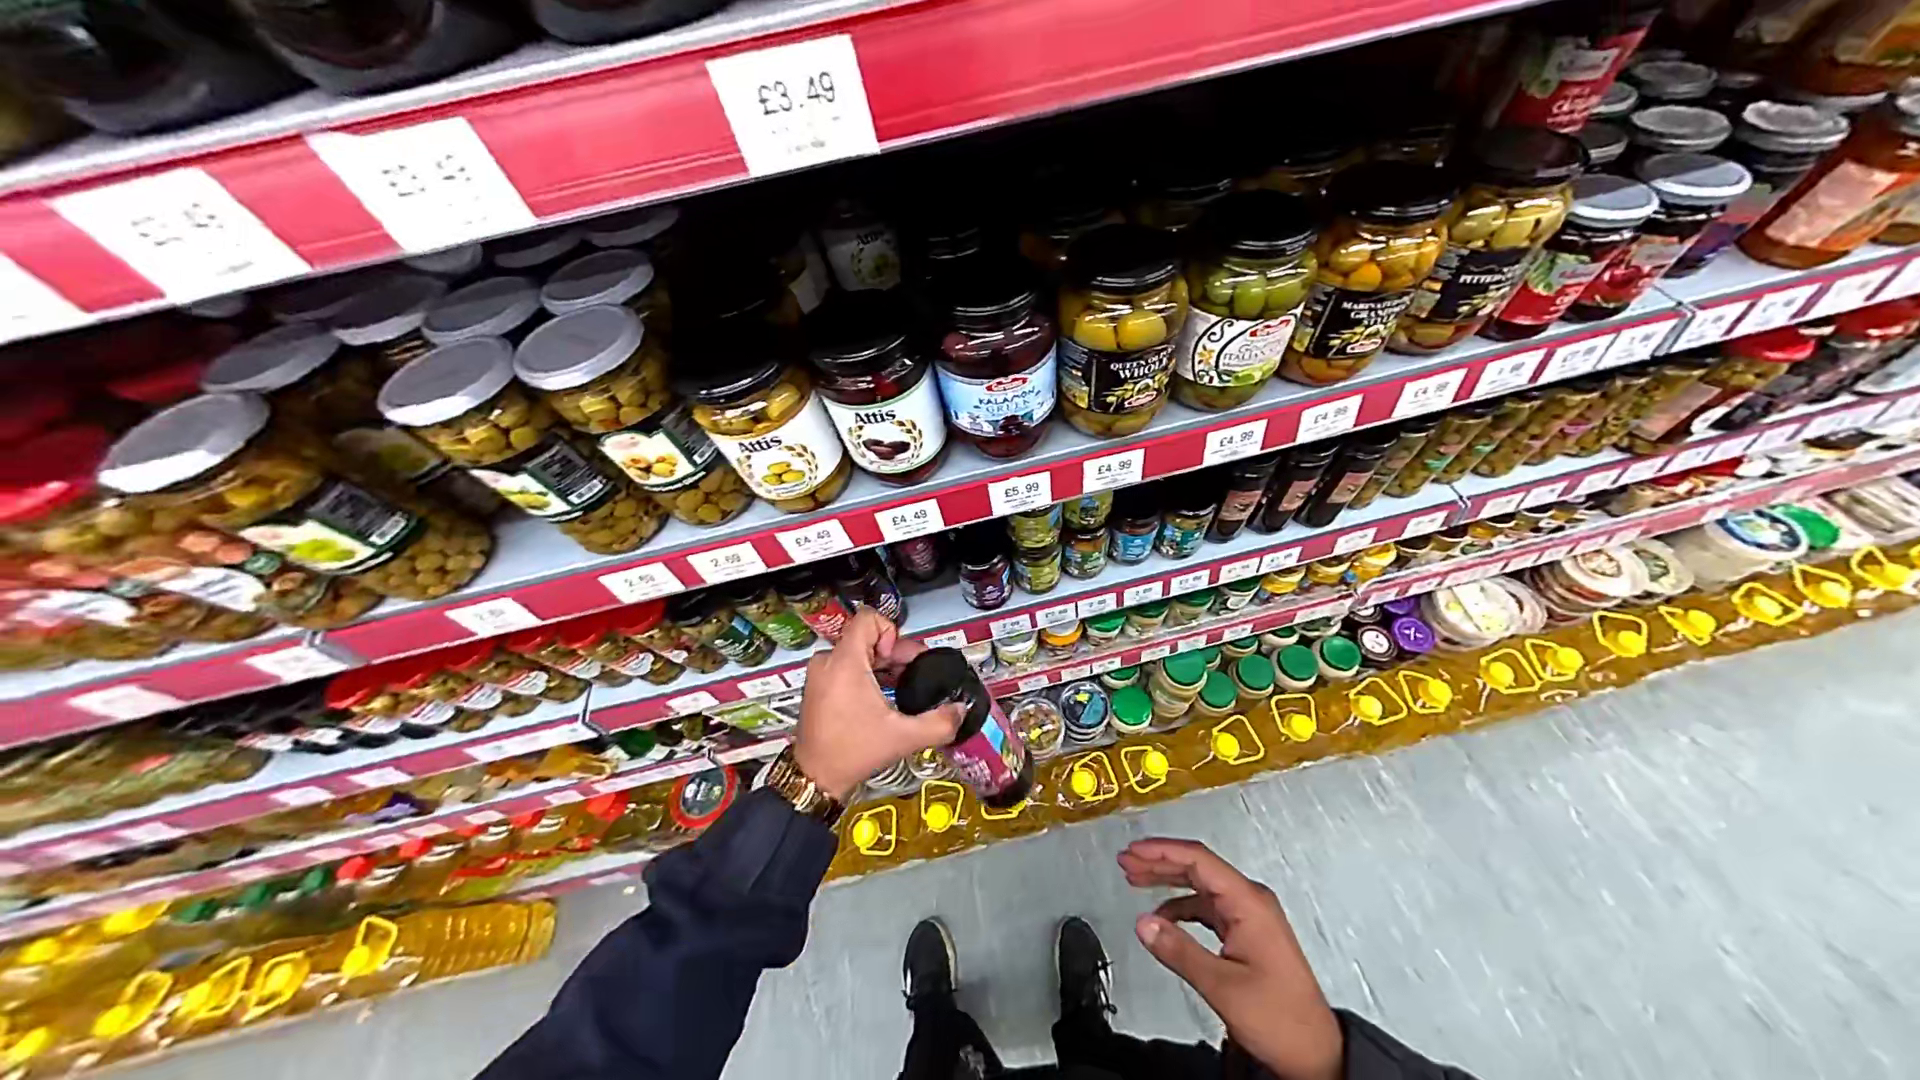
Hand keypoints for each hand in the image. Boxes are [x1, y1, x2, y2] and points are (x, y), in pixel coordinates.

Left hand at [792, 609, 965, 799]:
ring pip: (857, 651)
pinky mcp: (818, 685)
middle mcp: (828, 662)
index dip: (891, 633)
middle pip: (867, 636)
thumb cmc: (850, 753)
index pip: (868, 619)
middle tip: (910, 674)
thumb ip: (938, 722)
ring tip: (898, 687)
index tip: (897, 660)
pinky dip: (866, 673)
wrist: (815, 777)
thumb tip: (960, 710)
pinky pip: (845, 664)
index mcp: (845, 663)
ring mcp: (820, 673)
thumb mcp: (903, 737)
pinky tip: (881, 696)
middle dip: (893, 653)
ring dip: (881, 664)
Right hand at [1120, 838, 1342, 1079]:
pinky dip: (1181, 905)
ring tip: (1136, 879)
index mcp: (1248, 903)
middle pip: (1197, 867)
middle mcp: (1250, 901)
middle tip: (1127, 860)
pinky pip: (1206, 906)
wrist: (1316, 1056)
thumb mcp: (1222, 986)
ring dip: (1167, 881)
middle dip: (1158, 861)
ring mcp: (1249, 916)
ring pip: (1200, 885)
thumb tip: (1144, 923)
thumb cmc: (1281, 1020)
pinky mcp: (1246, 932)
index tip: (1133, 851)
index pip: (1198, 860)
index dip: (1161, 850)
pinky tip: (1163, 915)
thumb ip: (1179, 950)